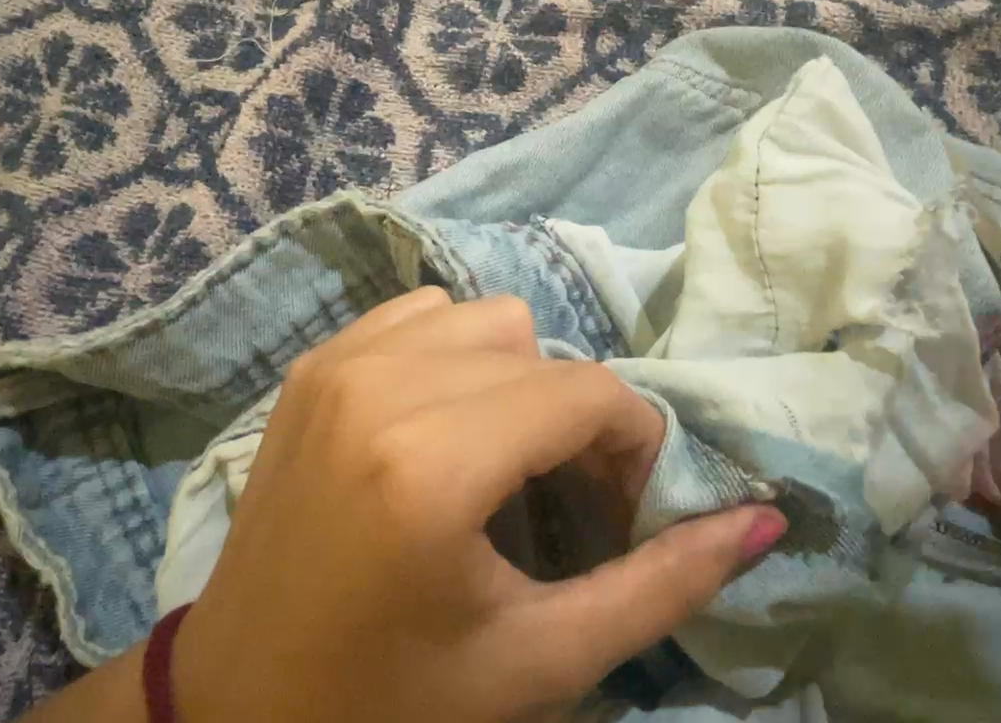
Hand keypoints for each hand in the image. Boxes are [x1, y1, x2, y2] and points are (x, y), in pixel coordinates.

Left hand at [172, 287, 785, 721]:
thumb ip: (661, 586)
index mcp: (430, 463)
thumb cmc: (391, 702)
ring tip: (505, 460)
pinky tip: (446, 425)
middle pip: (539, 348)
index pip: (585, 393)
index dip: (635, 442)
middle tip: (572, 498)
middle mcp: (379, 385)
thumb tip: (763, 520)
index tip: (632, 506)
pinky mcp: (313, 364)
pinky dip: (457, 355)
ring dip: (519, 379)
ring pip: (484, 317)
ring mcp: (337, 364)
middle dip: (580, 418)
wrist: (237, 704)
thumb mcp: (538, 662)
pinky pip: (421, 316)